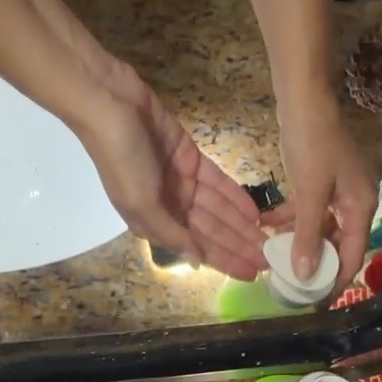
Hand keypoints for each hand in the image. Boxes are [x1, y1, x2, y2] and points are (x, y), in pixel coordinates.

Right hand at [72, 58, 267, 279]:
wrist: (111, 106)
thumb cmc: (121, 161)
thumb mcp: (141, 205)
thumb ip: (171, 234)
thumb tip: (196, 260)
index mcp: (154, 222)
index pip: (197, 247)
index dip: (224, 261)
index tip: (251, 275)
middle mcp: (170, 207)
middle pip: (213, 231)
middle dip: (239, 246)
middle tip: (270, 260)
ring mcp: (181, 182)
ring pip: (219, 209)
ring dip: (242, 225)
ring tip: (269, 238)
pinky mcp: (190, 158)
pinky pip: (219, 183)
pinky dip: (236, 197)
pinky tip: (255, 212)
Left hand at [268, 98, 377, 288]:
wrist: (305, 99)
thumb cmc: (314, 144)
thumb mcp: (310, 194)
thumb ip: (308, 235)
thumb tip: (306, 275)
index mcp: (361, 207)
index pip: (353, 255)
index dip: (337, 280)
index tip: (318, 301)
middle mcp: (354, 203)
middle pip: (337, 244)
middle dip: (315, 265)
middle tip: (293, 287)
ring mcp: (337, 192)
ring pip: (319, 228)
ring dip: (299, 243)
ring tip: (276, 263)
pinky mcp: (320, 182)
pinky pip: (307, 210)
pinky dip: (289, 220)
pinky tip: (265, 227)